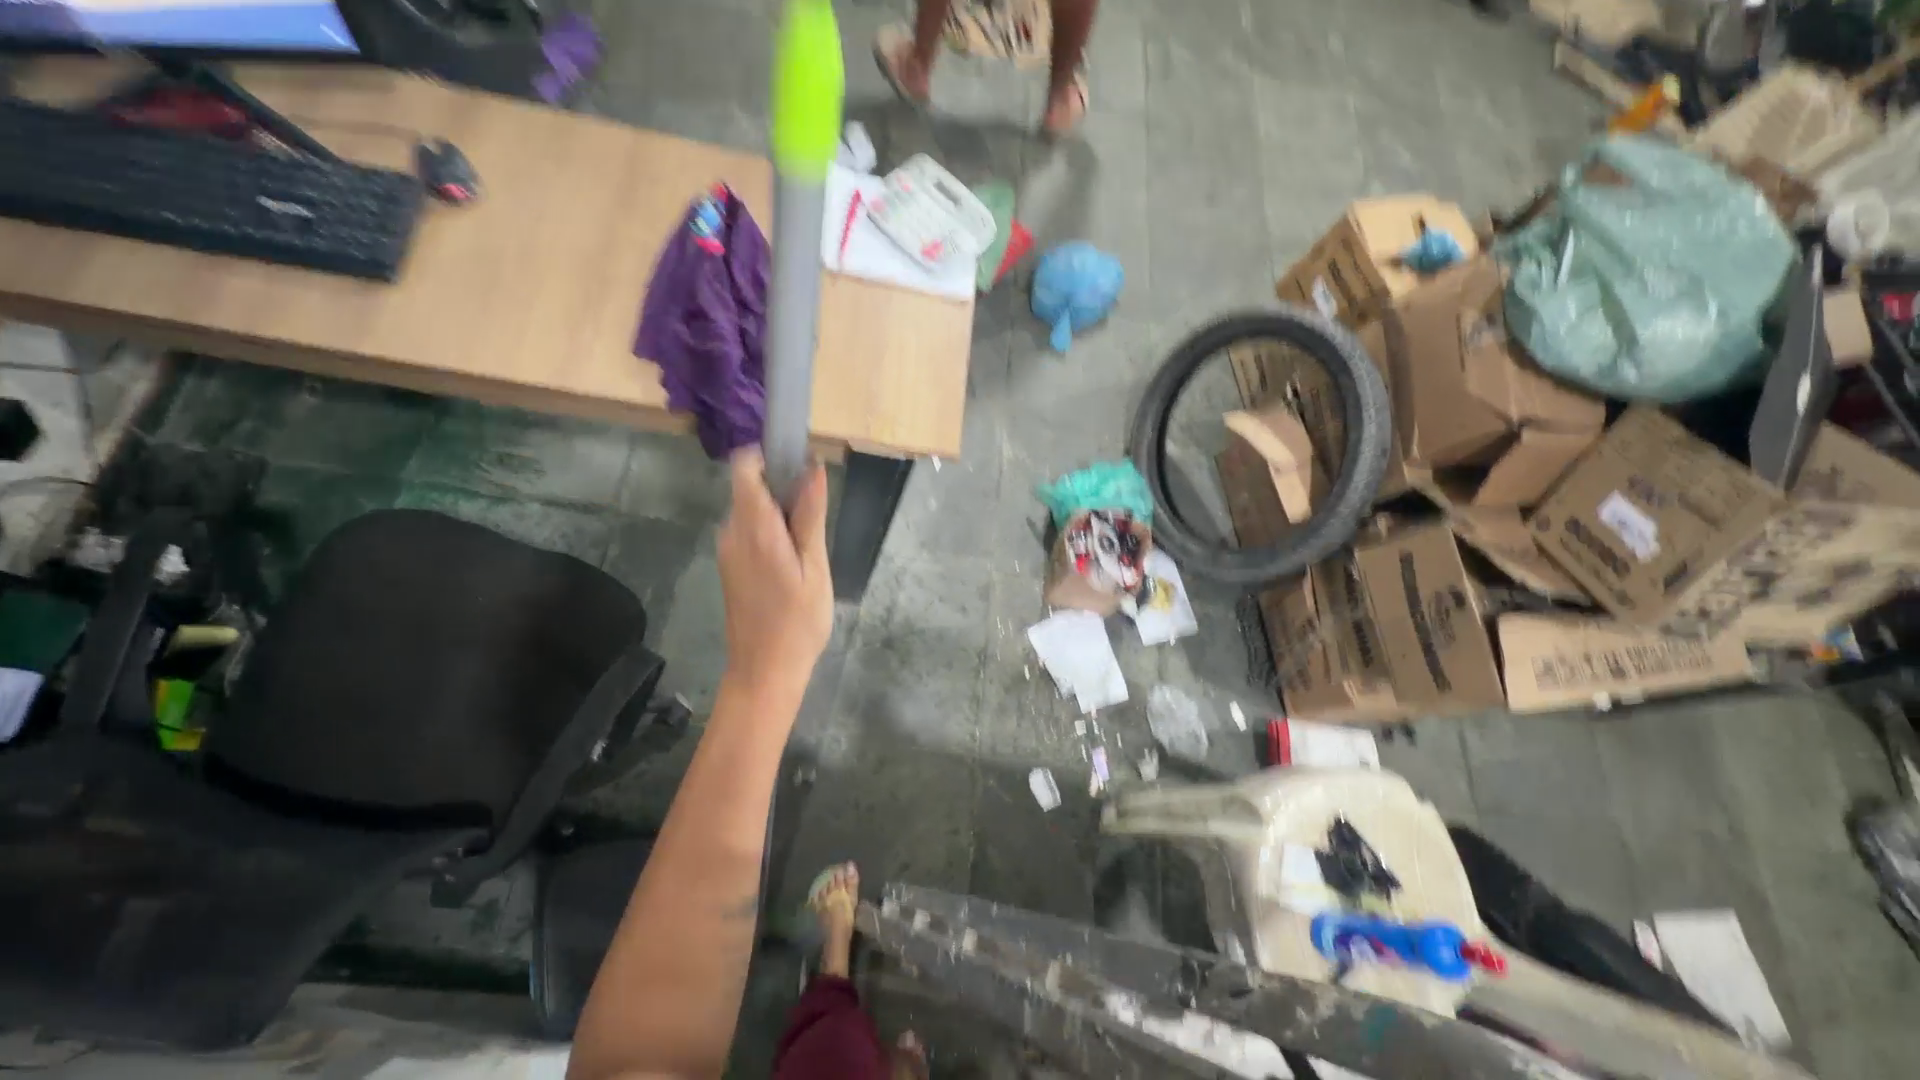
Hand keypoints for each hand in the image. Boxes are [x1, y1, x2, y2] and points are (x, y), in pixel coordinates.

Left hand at [716, 449, 833, 702]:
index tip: (799, 466)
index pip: (744, 467)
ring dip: (779, 516)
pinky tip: (793, 564)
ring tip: (808, 548)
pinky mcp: (730, 567)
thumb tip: (813, 468)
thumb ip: (810, 516)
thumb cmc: (798, 622)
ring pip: (751, 512)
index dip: (768, 456)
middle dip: (782, 490)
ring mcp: (727, 551)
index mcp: (754, 528)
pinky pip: (749, 533)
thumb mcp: (815, 568)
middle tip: (816, 517)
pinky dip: (770, 535)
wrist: (764, 672)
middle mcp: (732, 533)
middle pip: (750, 489)